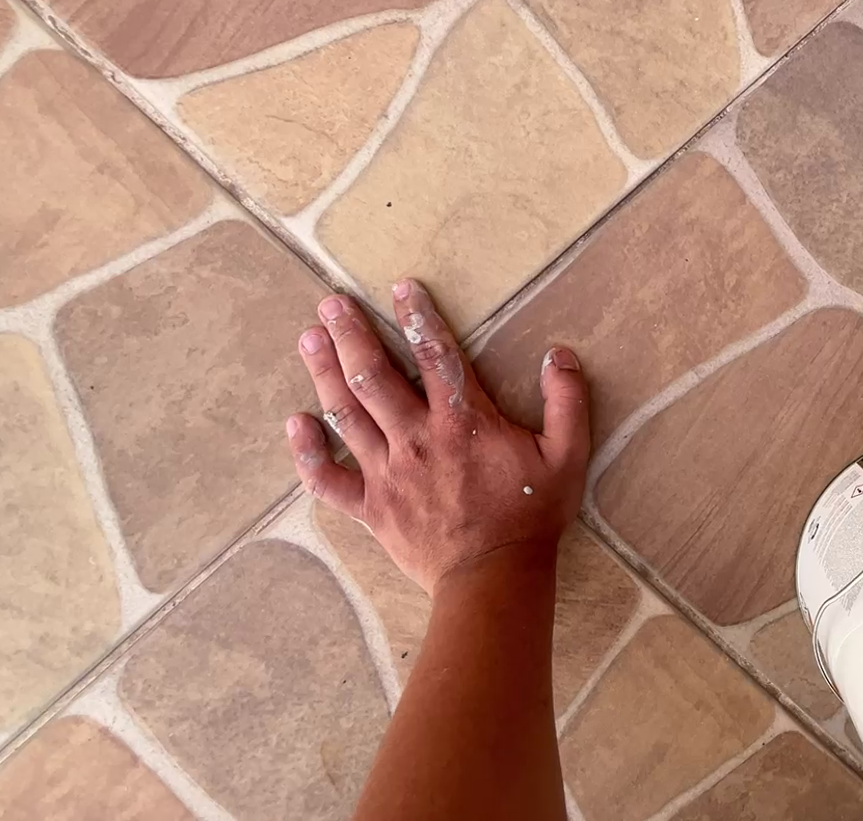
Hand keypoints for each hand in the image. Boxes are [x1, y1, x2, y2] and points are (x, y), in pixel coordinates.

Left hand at [284, 279, 589, 594]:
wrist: (494, 574)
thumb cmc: (533, 511)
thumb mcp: (568, 453)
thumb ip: (567, 400)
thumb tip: (560, 354)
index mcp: (464, 421)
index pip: (437, 356)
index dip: (419, 318)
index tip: (401, 287)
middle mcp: (417, 438)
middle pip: (376, 377)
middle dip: (352, 336)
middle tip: (330, 304)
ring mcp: (387, 473)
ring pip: (346, 416)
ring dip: (325, 374)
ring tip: (308, 339)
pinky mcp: (371, 507)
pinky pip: (328, 479)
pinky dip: (305, 453)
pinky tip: (293, 424)